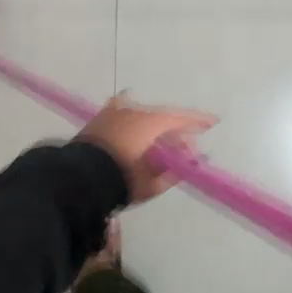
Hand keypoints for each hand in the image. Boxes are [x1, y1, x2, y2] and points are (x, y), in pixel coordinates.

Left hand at [75, 95, 215, 204]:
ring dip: (155, 129)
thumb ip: (174, 169)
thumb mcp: (151, 182)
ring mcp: (113, 113)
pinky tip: (137, 128)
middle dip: (175, 132)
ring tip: (162, 146)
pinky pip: (123, 115)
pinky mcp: (99, 119)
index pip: (179, 118)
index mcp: (148, 122)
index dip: (197, 121)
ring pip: (142, 116)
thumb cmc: (120, 180)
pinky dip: (134, 122)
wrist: (78, 180)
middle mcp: (132, 111)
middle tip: (185, 148)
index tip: (213, 122)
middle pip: (161, 118)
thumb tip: (190, 160)